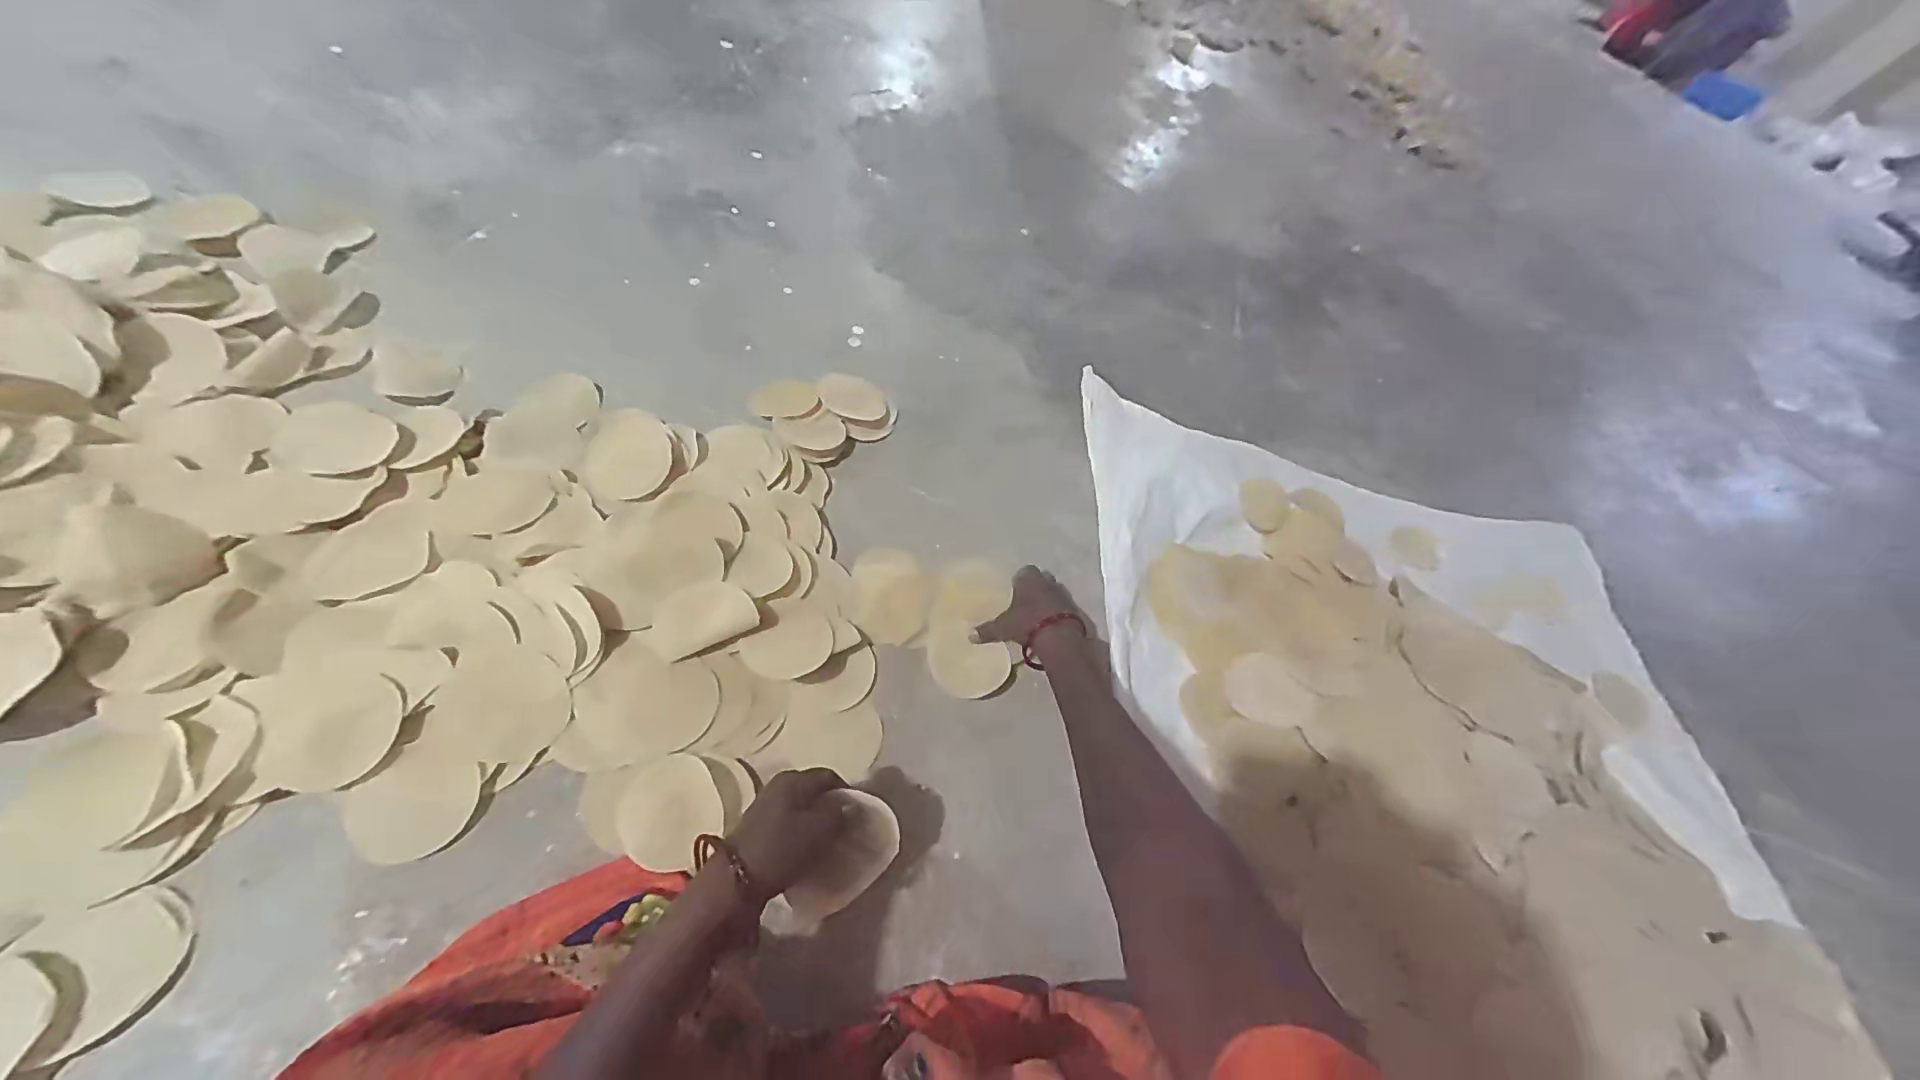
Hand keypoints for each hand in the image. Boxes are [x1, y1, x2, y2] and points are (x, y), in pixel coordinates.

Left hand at [727, 768, 849, 900]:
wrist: (737, 878)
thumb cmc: (783, 847)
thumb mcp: (819, 830)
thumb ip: (839, 813)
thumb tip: (849, 804)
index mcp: (794, 778)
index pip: (829, 776)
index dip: (846, 792)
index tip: (857, 812)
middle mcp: (778, 783)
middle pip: (813, 789)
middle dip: (830, 805)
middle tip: (844, 826)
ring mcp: (764, 802)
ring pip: (799, 805)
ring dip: (814, 818)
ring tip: (827, 838)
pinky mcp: (756, 823)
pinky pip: (787, 818)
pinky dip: (799, 827)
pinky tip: (804, 845)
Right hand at [972, 566, 1087, 648]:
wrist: (1061, 638)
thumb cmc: (1027, 624)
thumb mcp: (1003, 628)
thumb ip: (987, 630)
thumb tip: (969, 635)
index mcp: (1028, 579)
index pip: (1024, 571)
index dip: (1019, 580)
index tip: (1015, 591)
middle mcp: (1048, 581)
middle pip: (1042, 579)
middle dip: (1036, 588)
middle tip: (1027, 602)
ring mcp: (1064, 594)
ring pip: (1055, 592)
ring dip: (1049, 600)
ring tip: (1040, 616)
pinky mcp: (1077, 608)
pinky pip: (1066, 607)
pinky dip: (1060, 613)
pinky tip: (1053, 625)